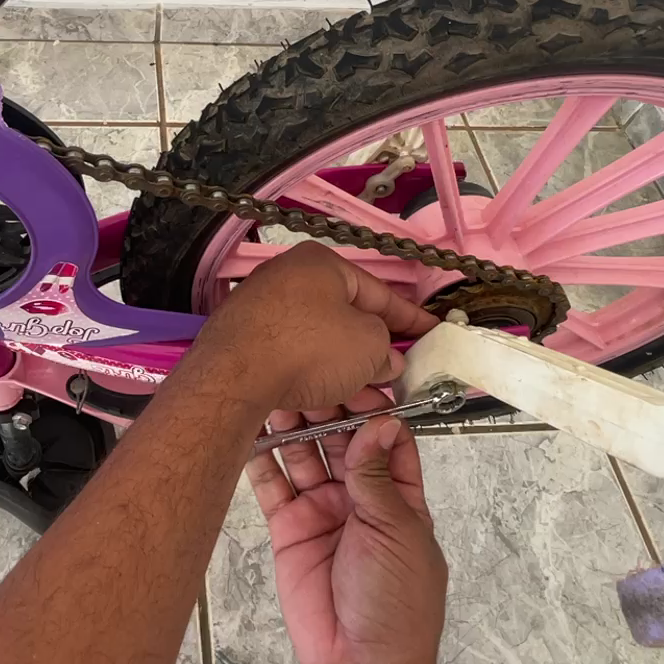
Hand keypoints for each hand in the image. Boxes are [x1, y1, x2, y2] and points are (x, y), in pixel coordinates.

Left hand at [192, 241, 436, 412]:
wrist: (235, 376)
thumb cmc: (306, 347)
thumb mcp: (368, 345)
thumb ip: (385, 348)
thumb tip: (385, 360)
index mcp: (320, 264)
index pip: (377, 292)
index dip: (409, 317)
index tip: (429, 332)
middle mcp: (286, 277)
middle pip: (343, 318)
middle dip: (372, 351)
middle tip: (395, 375)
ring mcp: (260, 308)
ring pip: (317, 342)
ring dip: (344, 371)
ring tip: (364, 399)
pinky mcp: (243, 339)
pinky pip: (289, 356)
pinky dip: (311, 375)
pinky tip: (325, 399)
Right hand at [246, 395, 451, 663]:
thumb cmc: (397, 603)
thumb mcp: (396, 530)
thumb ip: (376, 475)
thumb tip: (380, 419)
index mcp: (397, 493)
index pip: (384, 437)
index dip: (371, 407)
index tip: (354, 376)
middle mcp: (357, 494)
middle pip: (339, 439)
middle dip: (325, 408)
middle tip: (304, 376)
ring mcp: (320, 507)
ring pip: (303, 454)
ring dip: (290, 426)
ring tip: (273, 393)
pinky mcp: (288, 524)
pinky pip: (272, 484)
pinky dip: (260, 458)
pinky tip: (249, 430)